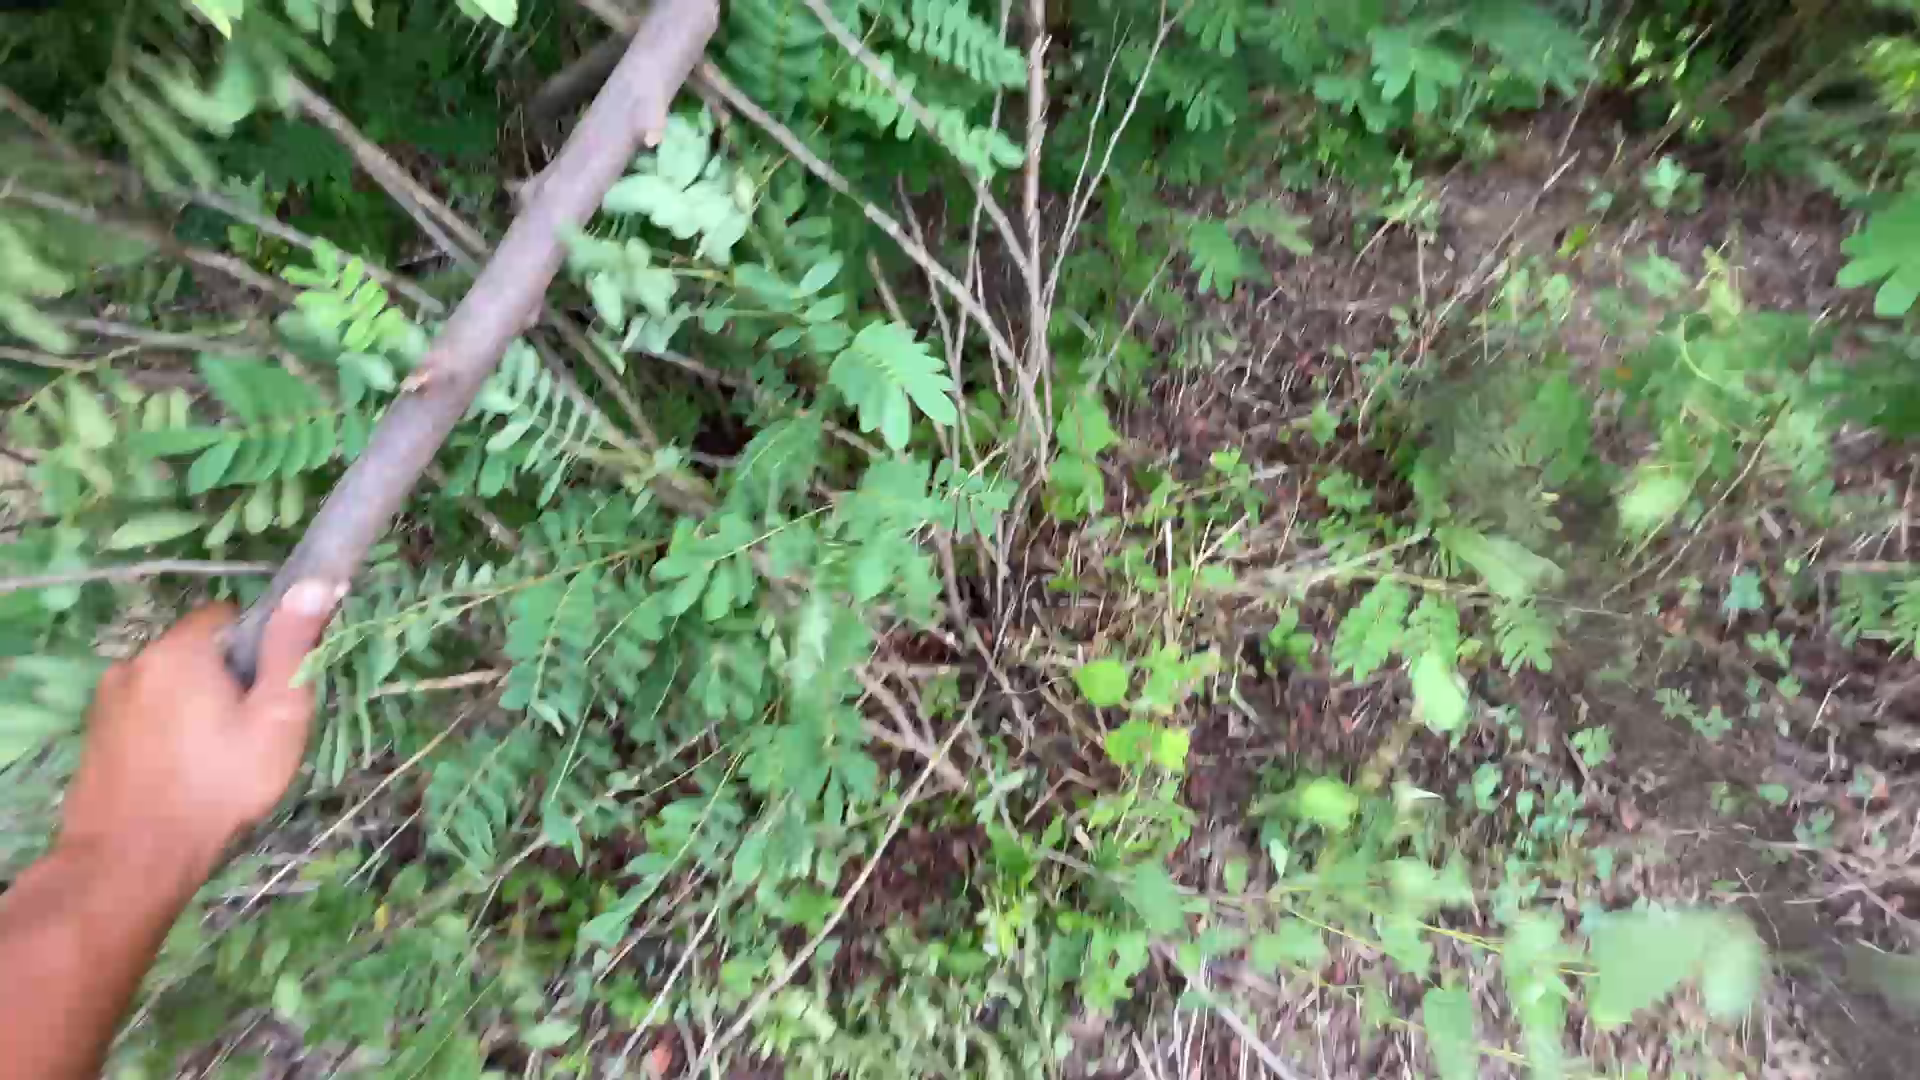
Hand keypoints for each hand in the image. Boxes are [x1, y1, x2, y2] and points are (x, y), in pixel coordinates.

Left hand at [58, 581, 343, 882]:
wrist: (136, 856)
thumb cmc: (225, 778)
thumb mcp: (278, 710)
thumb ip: (293, 645)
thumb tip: (318, 583)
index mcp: (179, 651)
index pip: (232, 614)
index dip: (266, 640)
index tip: (282, 679)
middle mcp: (134, 663)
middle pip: (205, 646)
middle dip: (238, 671)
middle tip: (265, 717)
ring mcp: (109, 699)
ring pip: (180, 678)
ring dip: (209, 696)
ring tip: (233, 743)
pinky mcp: (99, 730)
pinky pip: (156, 704)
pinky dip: (181, 719)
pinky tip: (197, 758)